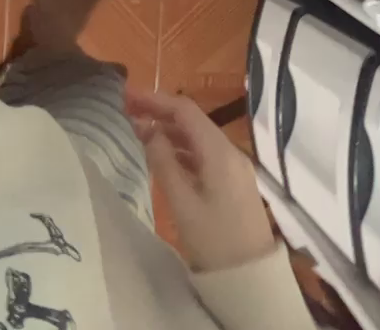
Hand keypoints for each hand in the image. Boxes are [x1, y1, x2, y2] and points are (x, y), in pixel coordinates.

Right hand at [127, 89, 277, 272]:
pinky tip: (164, 155)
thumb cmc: (214, 241)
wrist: (253, 283)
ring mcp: (235, 167)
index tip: (126, 98)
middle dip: (159, 111)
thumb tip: (147, 128)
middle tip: (128, 112)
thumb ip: (162, 160)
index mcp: (219, 152)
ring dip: (169, 129)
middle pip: (192, 119)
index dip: (154, 99)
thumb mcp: (181, 202)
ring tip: (140, 132)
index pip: (184, 110)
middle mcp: (230, 152)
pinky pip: (205, 153)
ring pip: (198, 136)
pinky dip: (182, 147)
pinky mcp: (234, 182)